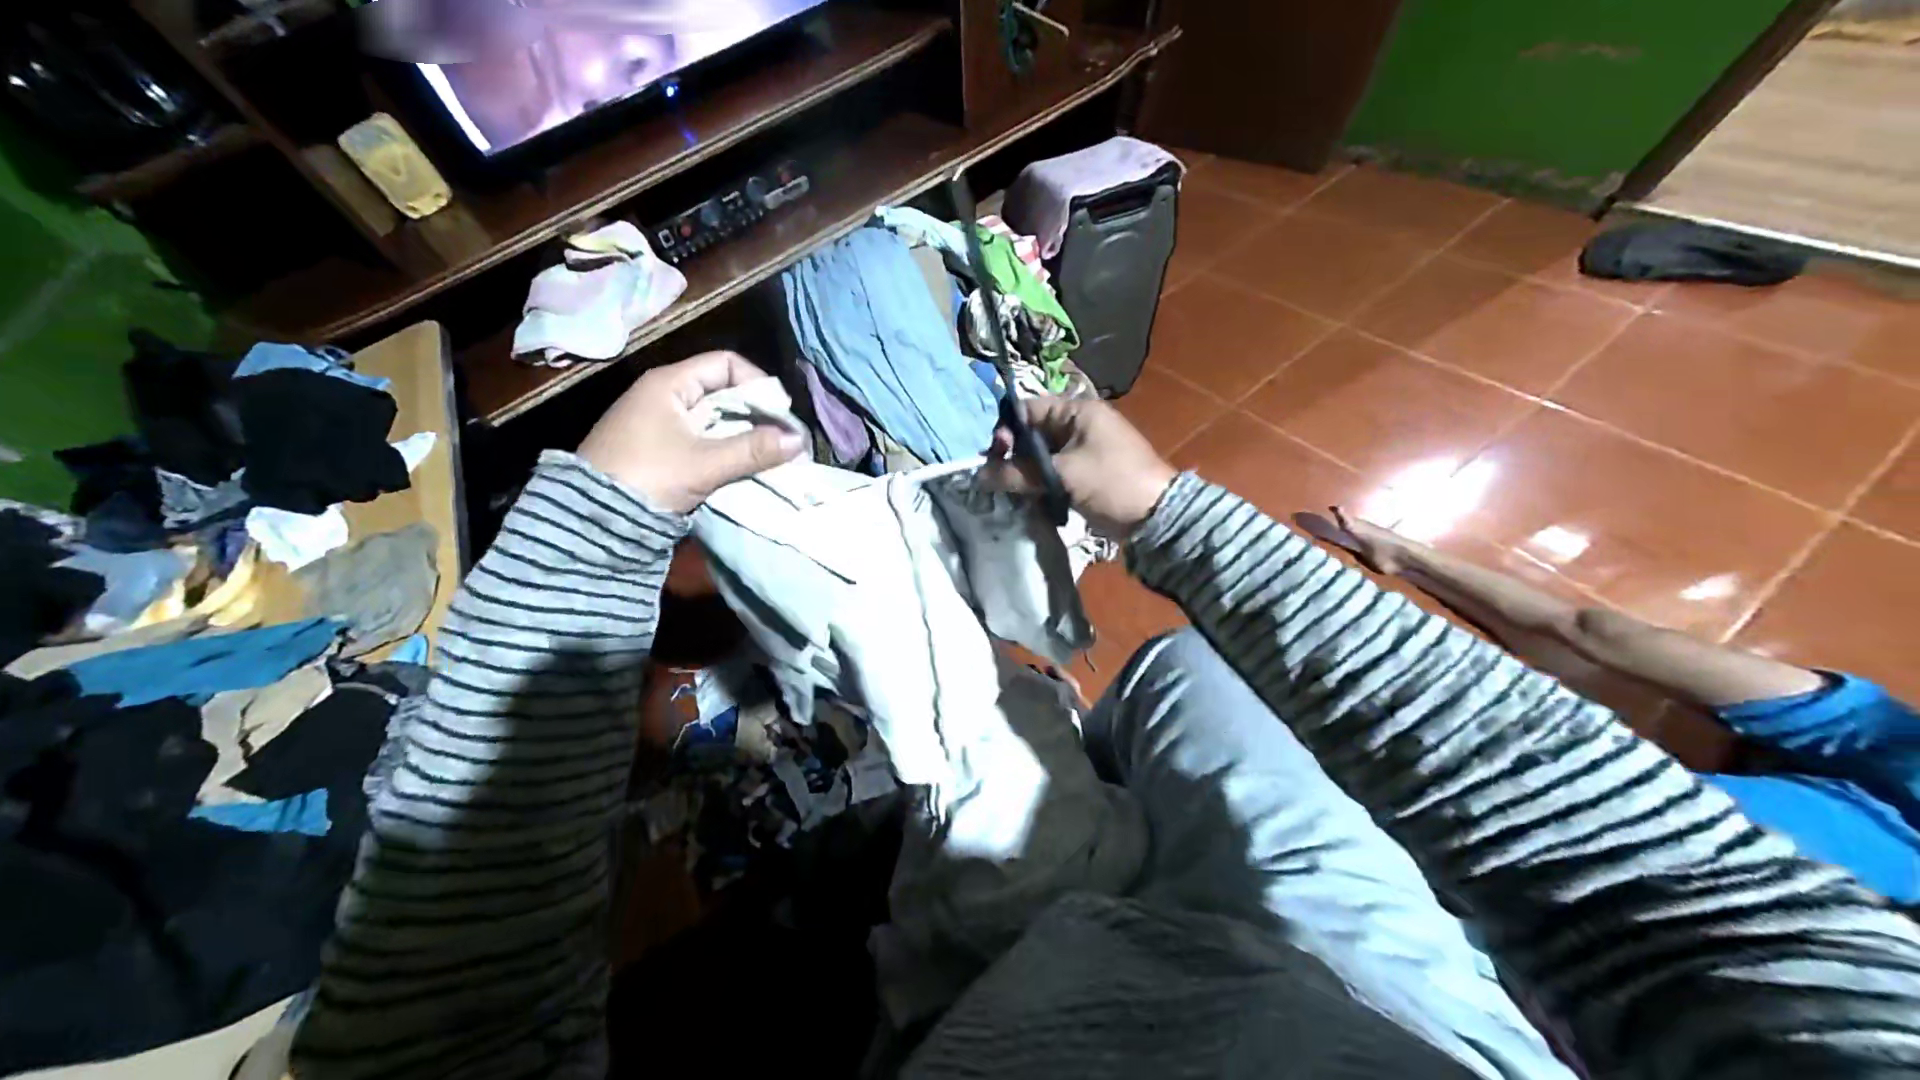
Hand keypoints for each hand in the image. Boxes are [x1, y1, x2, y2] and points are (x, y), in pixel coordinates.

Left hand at [577, 351, 804, 513]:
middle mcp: (665, 396)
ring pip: (716, 420)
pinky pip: (704, 441)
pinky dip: (727, 451)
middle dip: (758, 416)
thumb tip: (799, 440)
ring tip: (771, 458)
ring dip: (745, 437)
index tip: (781, 415)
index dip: (759, 384)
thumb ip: (754, 450)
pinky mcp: (660, 450)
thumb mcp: (705, 463)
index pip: (726, 364)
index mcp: (670, 384)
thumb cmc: (648, 476)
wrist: (591, 519)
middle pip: (724, 392)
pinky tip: (746, 468)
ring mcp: (661, 424)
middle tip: (784, 441)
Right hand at [981, 396, 1176, 535]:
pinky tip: (1025, 497)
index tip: (994, 454)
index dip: (1006, 429)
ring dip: (1023, 472)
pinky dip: (1038, 483)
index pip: (1028, 409)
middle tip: (996, 477)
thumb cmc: (1111, 482)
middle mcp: (1078, 425)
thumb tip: (980, 475)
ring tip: (1007, 490)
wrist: (1154, 516)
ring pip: (1040, 456)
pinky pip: (1052, 472)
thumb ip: (1019, 473)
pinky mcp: (1083, 474)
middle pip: (1032, 433)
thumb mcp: (1062, 475)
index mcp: (1077, 411)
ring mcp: (1081, 450)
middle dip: (1012, 454)